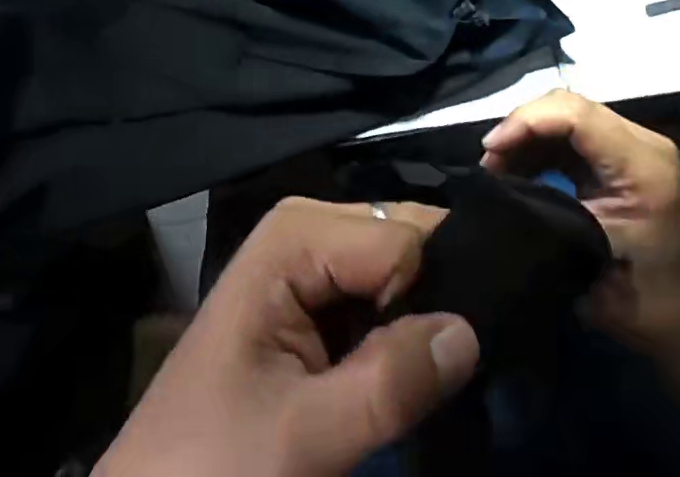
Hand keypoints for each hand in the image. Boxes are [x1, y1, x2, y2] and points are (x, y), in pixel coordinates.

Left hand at [94, 198, 478, 476]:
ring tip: (413, 372)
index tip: (416, 370)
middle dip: (431, 299)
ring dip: (422, 316)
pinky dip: (406, 325)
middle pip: (409, 240)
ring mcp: (316, 256)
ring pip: (409, 263)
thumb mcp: (299, 439)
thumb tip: (468, 333)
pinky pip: (390, 286)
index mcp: (296, 234)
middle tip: (427, 372)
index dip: (420, 304)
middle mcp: (310, 226)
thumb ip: (386, 384)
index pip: (403, 243)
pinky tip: (396, 363)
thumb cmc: (211, 465)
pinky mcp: (322, 289)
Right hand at [479, 90, 679, 368]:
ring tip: (496, 167)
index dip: (527, 122)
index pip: (577, 115)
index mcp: (643, 165)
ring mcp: (634, 147)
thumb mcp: (586, 257)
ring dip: (527, 135)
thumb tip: (494, 184)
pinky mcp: (622, 157)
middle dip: (522, 126)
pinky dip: (539, 146)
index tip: (490, 150)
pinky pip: (573, 134)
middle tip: (489, 161)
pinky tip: (516, 169)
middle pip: (571, 106)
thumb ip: (545, 210)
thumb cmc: (642, 302)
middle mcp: (642, 143)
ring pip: (568, 115)